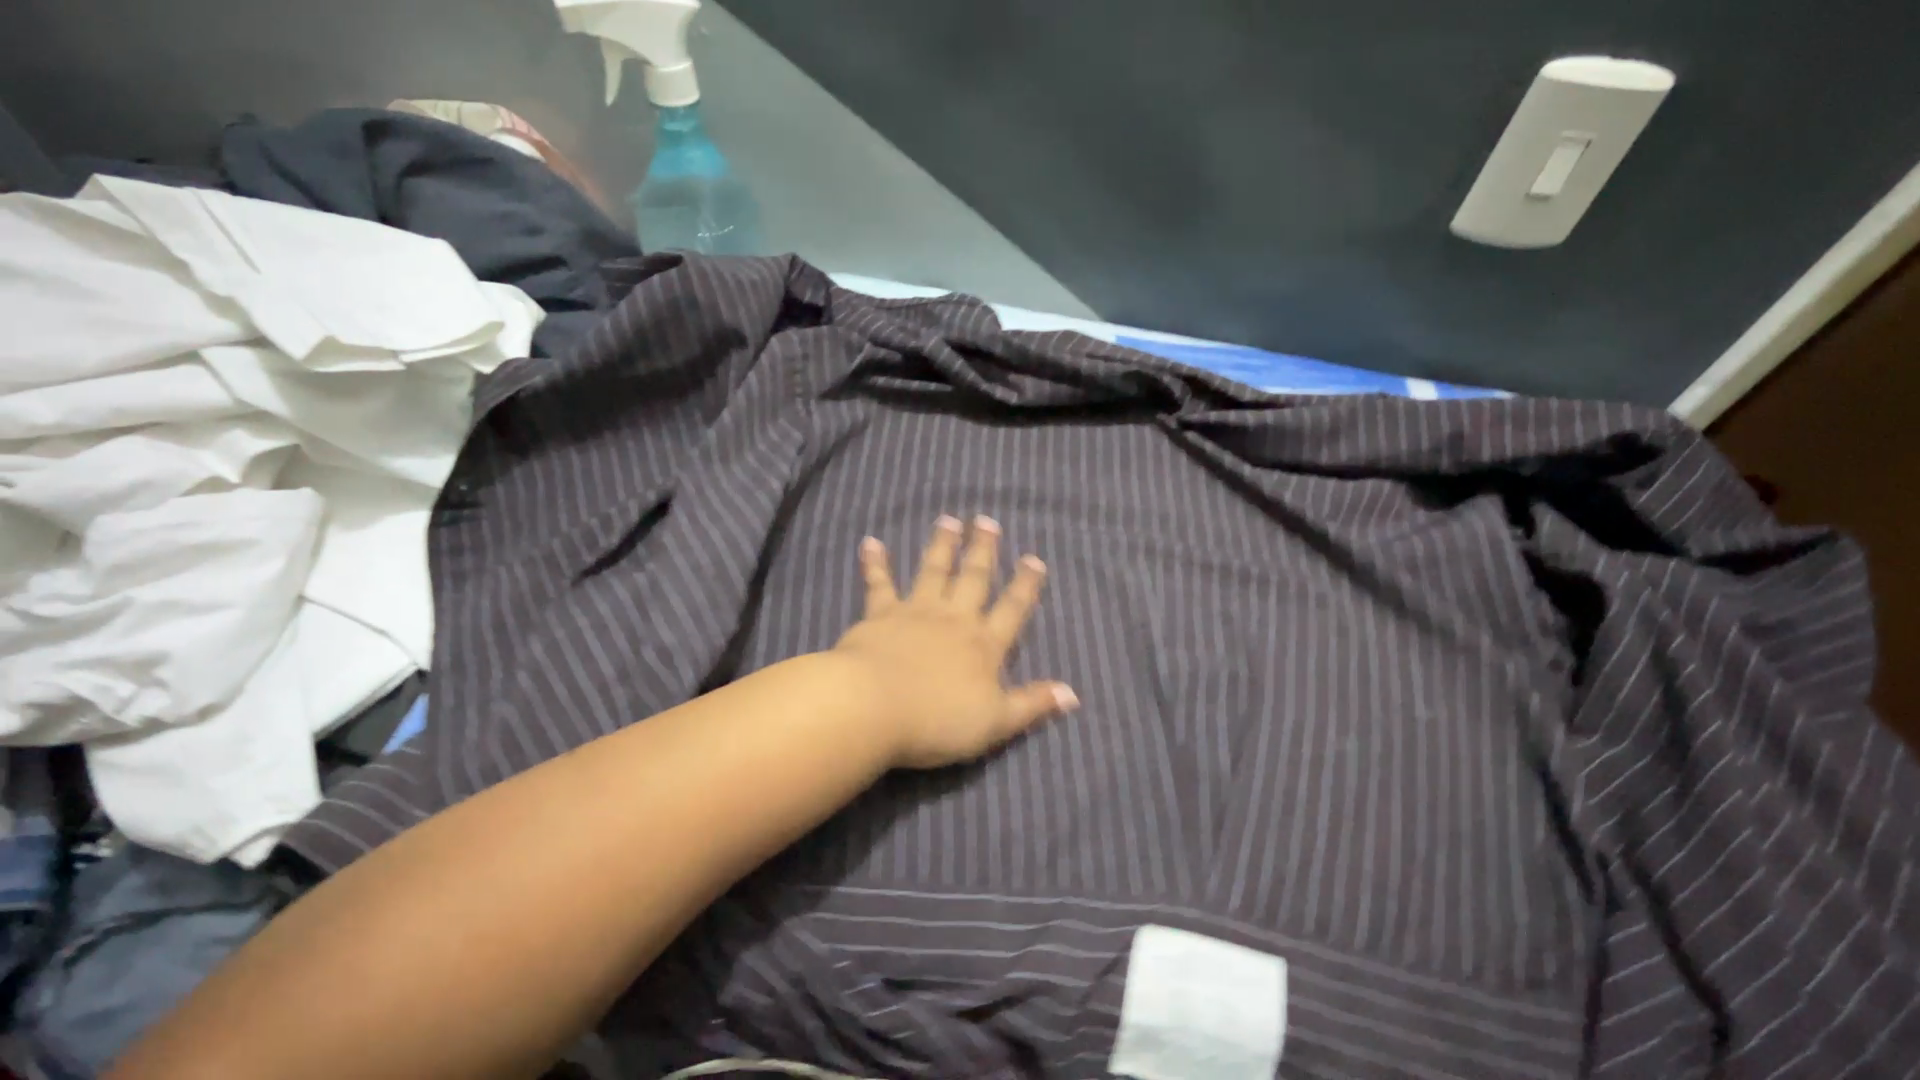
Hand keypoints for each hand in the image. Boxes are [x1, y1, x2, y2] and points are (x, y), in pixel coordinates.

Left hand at [831, 515, 1078, 769]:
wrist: (875, 706)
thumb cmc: (938, 721)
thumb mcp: (996, 722)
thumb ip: (1032, 705)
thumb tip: (1072, 694)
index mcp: (985, 646)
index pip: (1012, 610)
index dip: (1025, 586)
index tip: (1033, 559)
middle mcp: (954, 620)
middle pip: (973, 579)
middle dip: (983, 550)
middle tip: (987, 521)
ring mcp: (916, 613)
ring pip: (933, 572)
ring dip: (942, 546)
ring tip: (948, 521)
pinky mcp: (879, 615)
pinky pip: (879, 584)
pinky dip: (875, 563)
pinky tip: (871, 544)